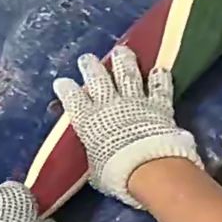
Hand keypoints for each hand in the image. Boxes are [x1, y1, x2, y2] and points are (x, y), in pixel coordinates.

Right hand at [53, 46, 201, 209]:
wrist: (148, 166)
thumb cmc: (113, 172)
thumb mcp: (93, 165)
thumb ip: (93, 151)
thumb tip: (94, 152)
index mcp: (87, 120)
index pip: (72, 99)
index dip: (66, 89)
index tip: (61, 81)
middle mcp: (108, 106)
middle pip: (98, 80)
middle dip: (91, 68)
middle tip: (87, 58)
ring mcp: (135, 103)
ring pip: (127, 76)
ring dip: (123, 62)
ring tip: (121, 50)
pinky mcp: (159, 106)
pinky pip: (159, 88)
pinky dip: (159, 79)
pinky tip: (159, 69)